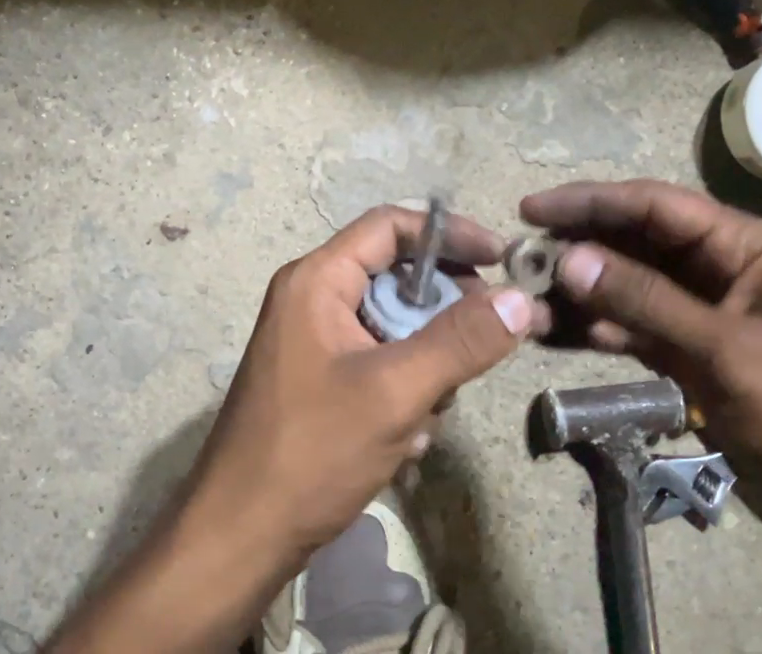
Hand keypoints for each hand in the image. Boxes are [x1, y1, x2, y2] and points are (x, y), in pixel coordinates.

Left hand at [189, 205, 539, 562]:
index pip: (390, 225)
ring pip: (396, 327)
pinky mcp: (322, 381)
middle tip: (486, 346)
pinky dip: (405, 392)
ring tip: (431, 412)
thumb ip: (461, 341)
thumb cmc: (312, 451)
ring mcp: (315, 342)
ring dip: (428, 365)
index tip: (501, 260)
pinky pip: (381, 363)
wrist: (241, 535)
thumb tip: (520, 298)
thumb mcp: (396, 392)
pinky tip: (407, 440)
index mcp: (317, 280)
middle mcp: (313, 299)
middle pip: (398, 278)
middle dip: (445, 315)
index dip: (448, 235)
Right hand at [523, 180, 761, 534]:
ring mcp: (710, 315)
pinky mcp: (700, 356)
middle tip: (516, 261)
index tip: (529, 210)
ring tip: (526, 301)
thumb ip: (646, 301)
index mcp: (748, 246)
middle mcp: (725, 269)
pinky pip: (640, 330)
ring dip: (582, 295)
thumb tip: (569, 258)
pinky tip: (557, 336)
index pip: (656, 205)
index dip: (590, 202)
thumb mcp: (729, 352)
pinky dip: (602, 332)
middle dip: (579, 249)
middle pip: (638, 244)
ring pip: (632, 289)